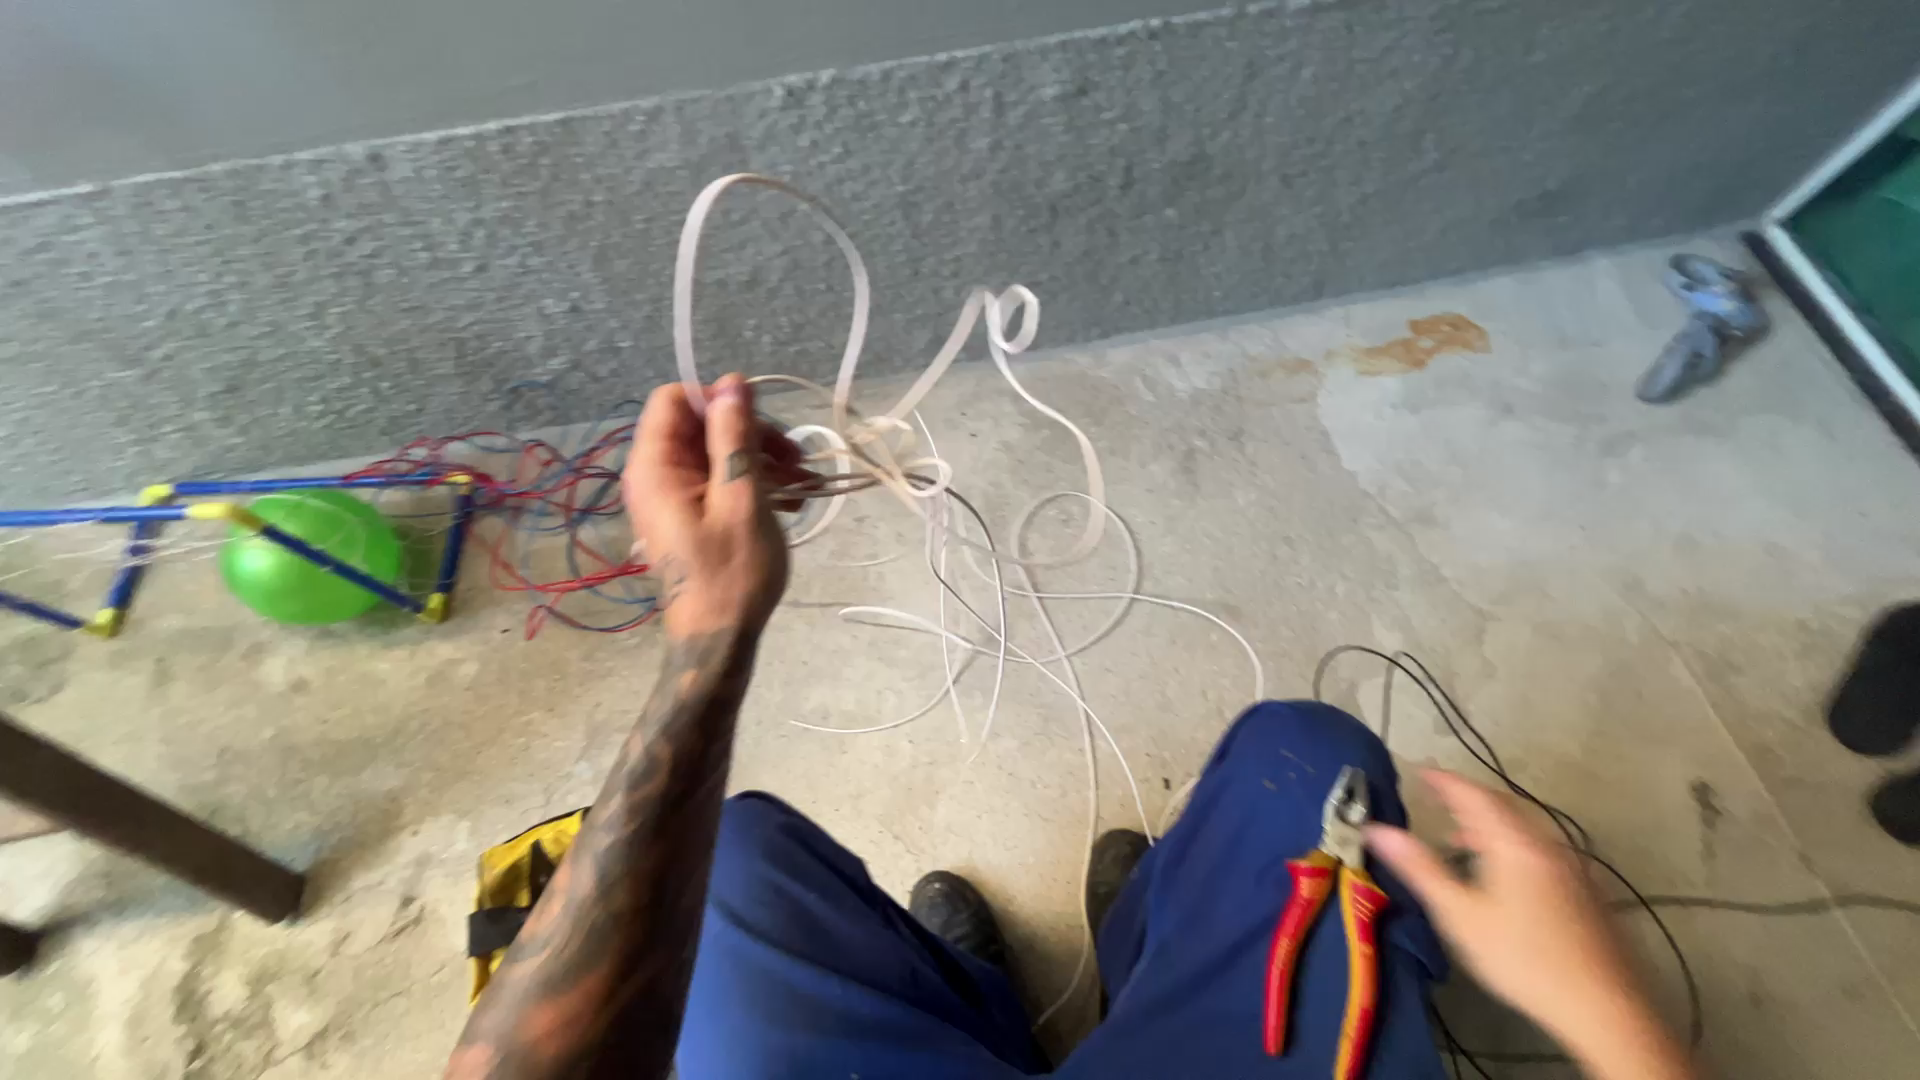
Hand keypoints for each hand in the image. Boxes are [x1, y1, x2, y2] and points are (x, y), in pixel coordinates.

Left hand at [622, 374, 807, 639]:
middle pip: (700, 427)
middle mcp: (655, 476)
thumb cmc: (732, 570)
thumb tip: (731, 382)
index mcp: (656, 466)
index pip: (674, 400)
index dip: (720, 400)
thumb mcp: (742, 497)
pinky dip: (754, 484)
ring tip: (805, 485)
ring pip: (716, 455)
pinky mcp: (689, 517)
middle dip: (752, 435)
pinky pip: (719, 483)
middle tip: (798, 460)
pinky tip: (791, 501)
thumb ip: (734, 437)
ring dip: (762, 461)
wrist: (719, 637)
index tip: (766, 423)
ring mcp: (672, 498)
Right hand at [1365, 770, 1684, 1074]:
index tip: (1420, 770)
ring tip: (1460, 836)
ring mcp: (1572, 870)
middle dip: (1468, 797)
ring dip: (1490, 824)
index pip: (1474, 796)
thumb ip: (1419, 867)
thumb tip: (1375, 829)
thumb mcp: (1459, 913)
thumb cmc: (1521, 957)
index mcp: (1514, 844)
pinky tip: (1503, 873)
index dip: (1445, 780)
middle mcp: (1547, 847)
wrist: (1606, 1011)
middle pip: (1504, 807)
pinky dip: (1513, 845)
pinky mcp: (1587, 894)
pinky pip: (1542, 851)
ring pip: (1525, 831)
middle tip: (1438, 795)